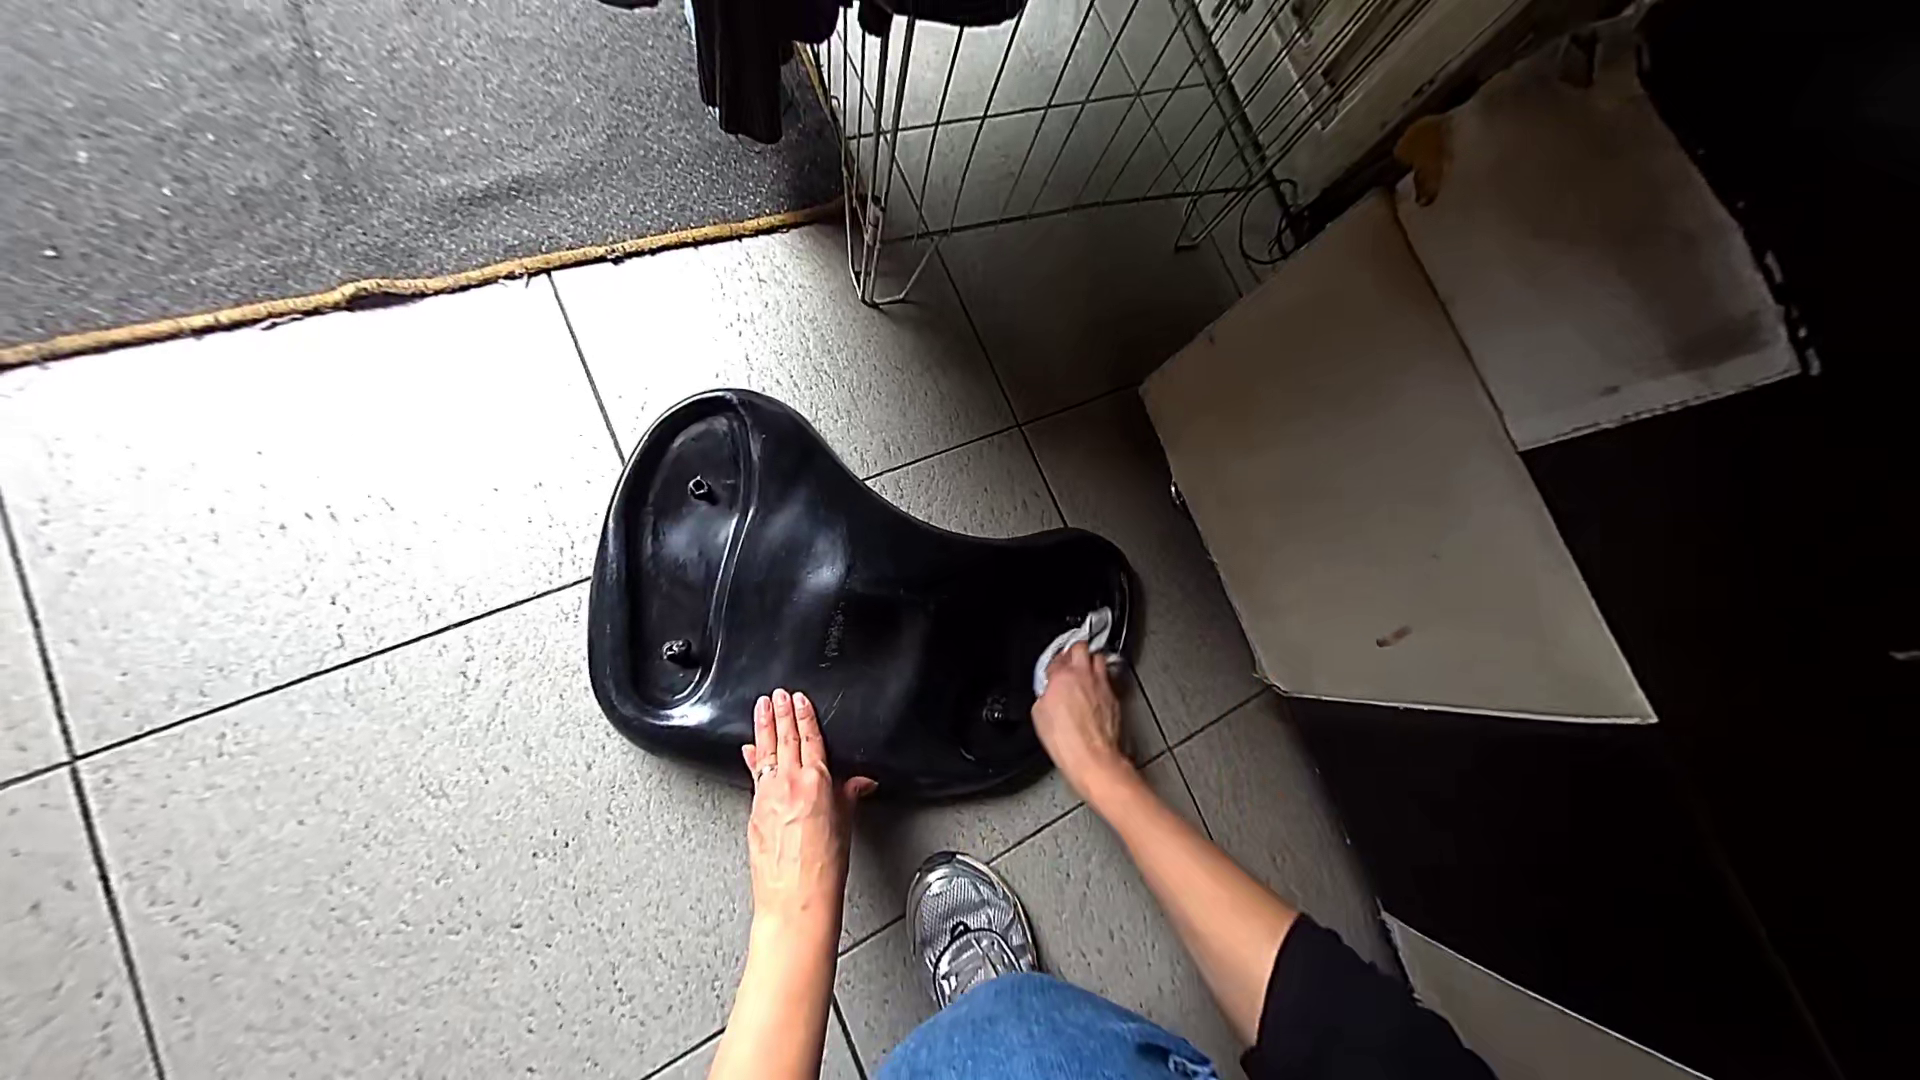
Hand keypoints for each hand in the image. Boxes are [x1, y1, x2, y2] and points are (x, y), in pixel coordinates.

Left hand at [740, 689, 876, 935]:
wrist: (796, 900)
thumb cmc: (824, 869)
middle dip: (781, 713)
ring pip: (765, 751)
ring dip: (763, 726)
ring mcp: (767, 797)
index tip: (800, 700)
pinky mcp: (753, 813)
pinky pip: (754, 776)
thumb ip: (848, 795)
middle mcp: (789, 784)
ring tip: (761, 707)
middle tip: (777, 694)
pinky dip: (752, 758)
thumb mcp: (845, 824)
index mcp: (816, 781)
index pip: (810, 738)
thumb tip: (858, 783)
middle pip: (785, 738)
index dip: (804, 715)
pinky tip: (749, 749)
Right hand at [1032, 643, 1133, 798]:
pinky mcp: (1114, 698)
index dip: (1054, 663)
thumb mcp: (1039, 714)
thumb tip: (1048, 694)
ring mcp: (1102, 685)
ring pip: (1099, 658)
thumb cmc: (1067, 740)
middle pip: (1081, 647)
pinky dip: (1101, 682)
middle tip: (1069, 660)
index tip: (1052, 670)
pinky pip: (1108, 680)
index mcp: (1062, 676)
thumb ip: (1045, 695)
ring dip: (1091, 661)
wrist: (1092, 758)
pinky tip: (1095, 692)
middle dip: (1074, 651)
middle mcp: (1084, 676)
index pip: (1057, 657)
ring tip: (1085, 671)